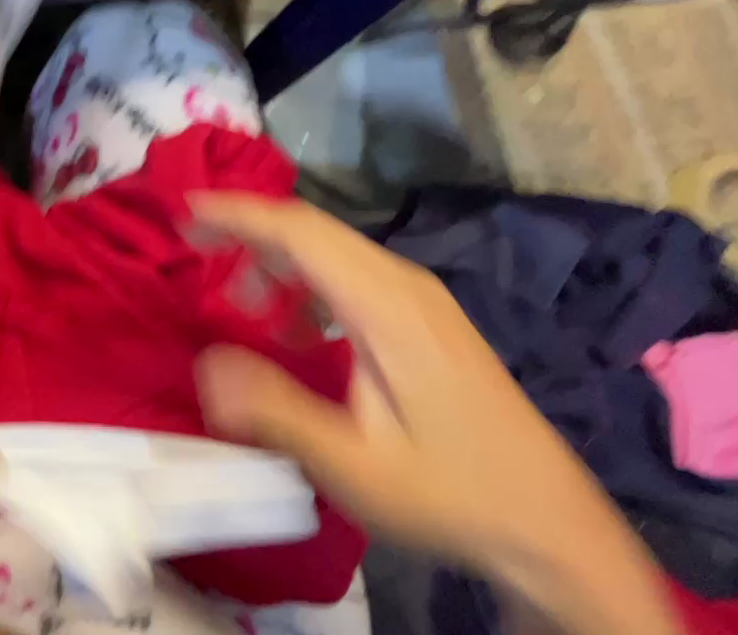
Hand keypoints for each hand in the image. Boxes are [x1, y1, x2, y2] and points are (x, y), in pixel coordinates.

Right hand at [187, 194, 677, 634]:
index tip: (183, 209)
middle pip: (313, 229)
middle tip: (190, 242)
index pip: (300, 232)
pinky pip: (349, 273)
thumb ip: (276, 411)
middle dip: (245, 227)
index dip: (237, 213)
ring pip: (331, 248)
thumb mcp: (353, 466)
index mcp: (388, 307)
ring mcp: (421, 300)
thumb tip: (205, 365)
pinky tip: (288, 326)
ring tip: (232, 297)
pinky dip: (303, 279)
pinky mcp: (424, 319)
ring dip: (273, 257)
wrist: (554, 529)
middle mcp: (405, 286)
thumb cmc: (451, 494)